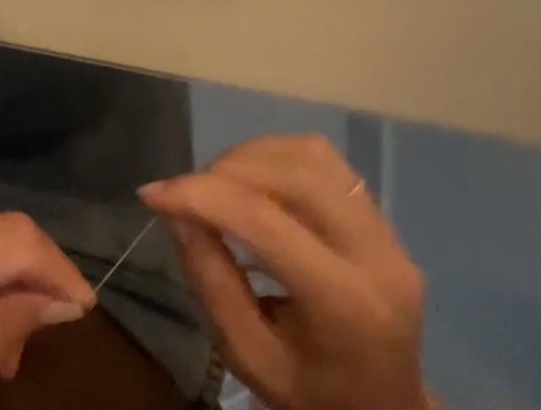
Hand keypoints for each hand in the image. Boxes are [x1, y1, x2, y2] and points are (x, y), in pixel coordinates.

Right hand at [140, 134, 427, 409]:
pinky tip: (252, 182)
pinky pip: (324, 160)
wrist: (383, 407)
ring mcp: (388, 232)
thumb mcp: (247, 356)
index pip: (265, 221)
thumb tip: (176, 213)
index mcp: (346, 304)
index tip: (152, 194)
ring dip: (251, 157)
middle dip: (225, 170)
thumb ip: (211, 283)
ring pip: (311, 155)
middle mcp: (378, 257)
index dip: (200, 195)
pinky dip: (275, 156)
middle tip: (186, 193)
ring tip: (218, 186)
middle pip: (295, 175)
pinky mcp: (381, 218)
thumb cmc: (309, 390)